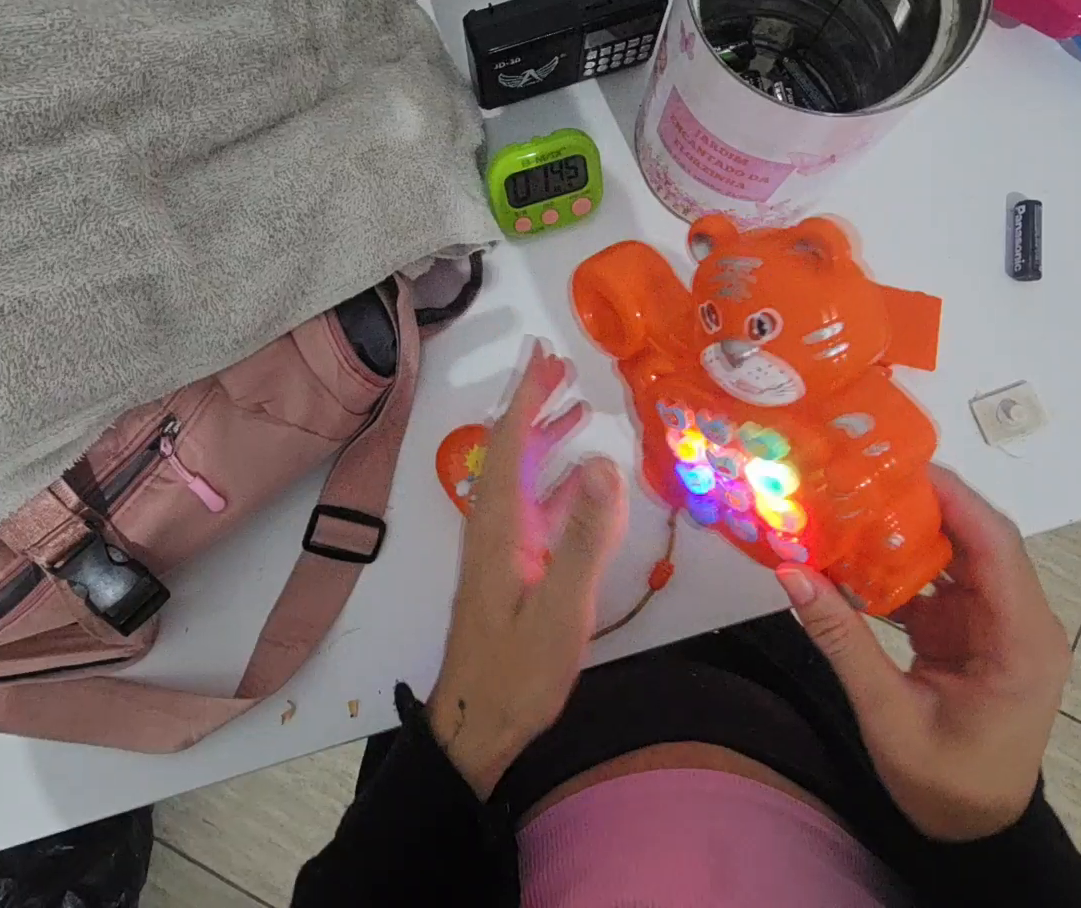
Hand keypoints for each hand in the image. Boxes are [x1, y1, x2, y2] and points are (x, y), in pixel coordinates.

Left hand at [427, 343, 628, 796]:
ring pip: (522, 478)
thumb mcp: (561, 606)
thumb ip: (585, 536)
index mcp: (502, 525)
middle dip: (533, 406)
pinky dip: (556, 485)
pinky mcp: (511, 566)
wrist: (476, 720)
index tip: (546, 360)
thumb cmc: (518, 669)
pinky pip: (533, 510)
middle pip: (511, 451)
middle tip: (560, 370)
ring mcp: (502, 546)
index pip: (511, 443)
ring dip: (545, 440)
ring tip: (576, 410)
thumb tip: (604, 465)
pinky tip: (582, 482)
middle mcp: (495, 525)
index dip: (528, 398)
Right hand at [777, 466, 1070, 840]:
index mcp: (1021, 640)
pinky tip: (850, 552)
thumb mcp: (888, 713)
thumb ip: (841, 640)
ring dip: (903, 529)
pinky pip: (932, 582)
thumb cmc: (946, 781)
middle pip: (975, 540)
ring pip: (953, 555)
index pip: (995, 547)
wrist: (975, 830)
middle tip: (857, 473)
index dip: (953, 499)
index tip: (896, 464)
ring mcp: (991, 624)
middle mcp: (1017, 621)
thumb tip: (790, 573)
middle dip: (920, 503)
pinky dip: (893, 565)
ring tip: (848, 499)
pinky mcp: (966, 631)